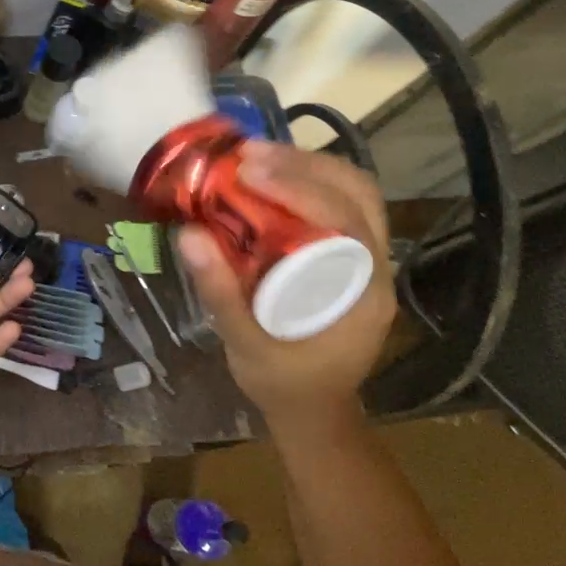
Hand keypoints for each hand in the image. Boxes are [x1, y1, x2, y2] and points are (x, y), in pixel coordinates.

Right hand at [177, 141, 395, 431]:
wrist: (311, 411)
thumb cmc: (283, 383)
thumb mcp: (246, 346)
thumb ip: (220, 294)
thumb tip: (189, 233)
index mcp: (364, 292)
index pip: (347, 219)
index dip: (300, 187)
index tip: (248, 170)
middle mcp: (377, 268)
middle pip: (358, 193)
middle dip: (304, 164)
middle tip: (248, 154)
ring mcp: (367, 260)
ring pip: (353, 192)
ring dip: (306, 166)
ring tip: (252, 156)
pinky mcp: (349, 256)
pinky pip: (337, 204)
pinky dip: (304, 181)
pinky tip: (265, 177)